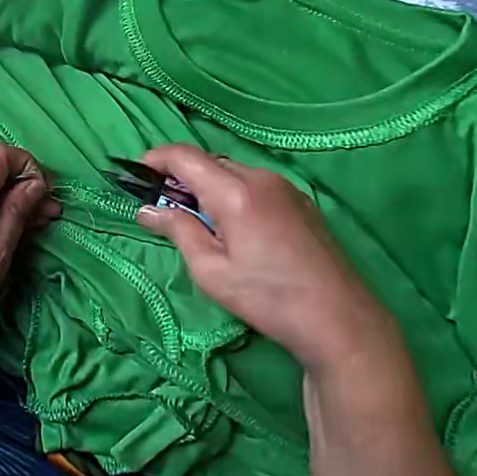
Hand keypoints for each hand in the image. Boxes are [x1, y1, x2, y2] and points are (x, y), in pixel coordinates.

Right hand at [134, 144, 399, 371]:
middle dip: (181, 176)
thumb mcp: (210, 270)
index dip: (156, 160)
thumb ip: (178, 230)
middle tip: (163, 205)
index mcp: (235, 192)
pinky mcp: (301, 202)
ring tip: (198, 220)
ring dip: (208, 186)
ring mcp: (286, 188)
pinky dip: (233, 193)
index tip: (136, 174)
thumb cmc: (267, 298)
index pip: (185, 156)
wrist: (340, 319)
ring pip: (234, 172)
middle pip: (210, 162)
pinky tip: (233, 226)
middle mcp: (261, 178)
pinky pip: (255, 185)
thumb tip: (147, 209)